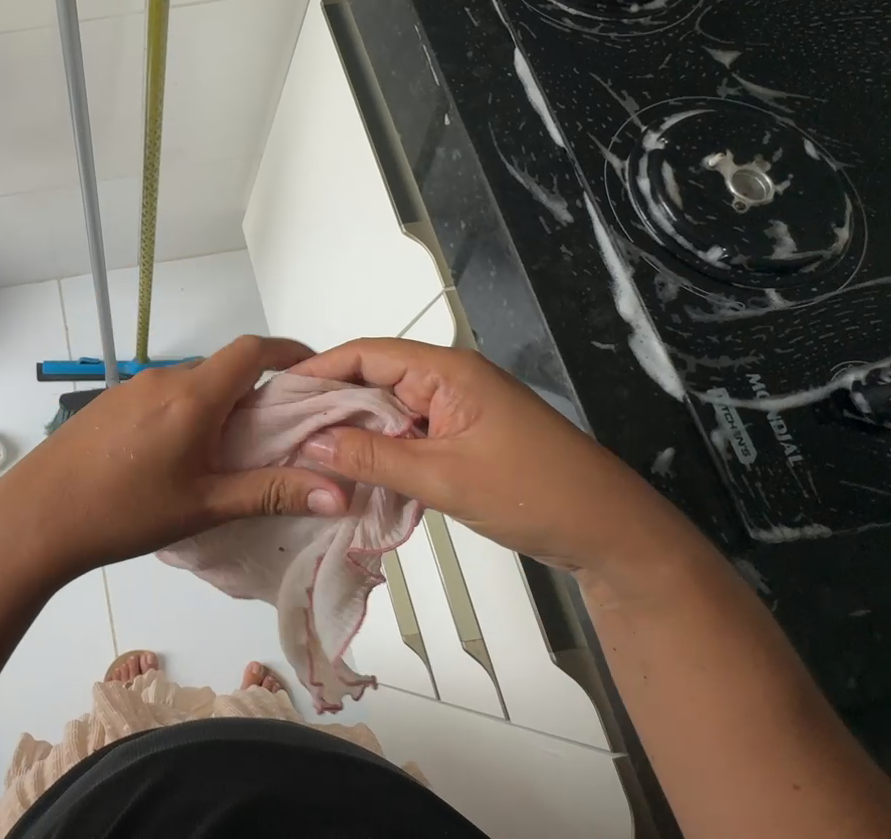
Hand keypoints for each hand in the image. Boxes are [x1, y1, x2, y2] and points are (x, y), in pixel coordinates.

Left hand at [0, 335, 349, 581]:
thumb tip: (339, 491)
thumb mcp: (205, 505)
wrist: (37, 516)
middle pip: (223, 369)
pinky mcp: (108, 404)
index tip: (314, 373)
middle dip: (257, 392)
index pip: (253, 349)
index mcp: (193, 394)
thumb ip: (271, 492)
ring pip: (191, 384)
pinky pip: (162, 396)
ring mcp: (130, 388)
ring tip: (229, 454)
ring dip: (218, 405)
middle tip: (278, 436)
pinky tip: (178, 457)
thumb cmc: (125, 511)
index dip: (289, 352)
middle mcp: (163, 378)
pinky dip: (186, 413)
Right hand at [292, 338, 699, 580]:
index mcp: (448, 371)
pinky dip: (378, 451)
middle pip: (372, 380)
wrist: (613, 537)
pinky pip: (406, 435)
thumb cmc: (539, 494)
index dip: (318, 370)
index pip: (366, 353)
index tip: (278, 395)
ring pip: (387, 411)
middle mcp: (449, 381)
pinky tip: (352, 471)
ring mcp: (456, 410)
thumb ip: (372, 458)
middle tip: (283, 431)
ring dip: (352, 431)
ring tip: (307, 452)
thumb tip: (312, 443)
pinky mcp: (462, 438)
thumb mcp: (444, 477)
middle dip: (328, 404)